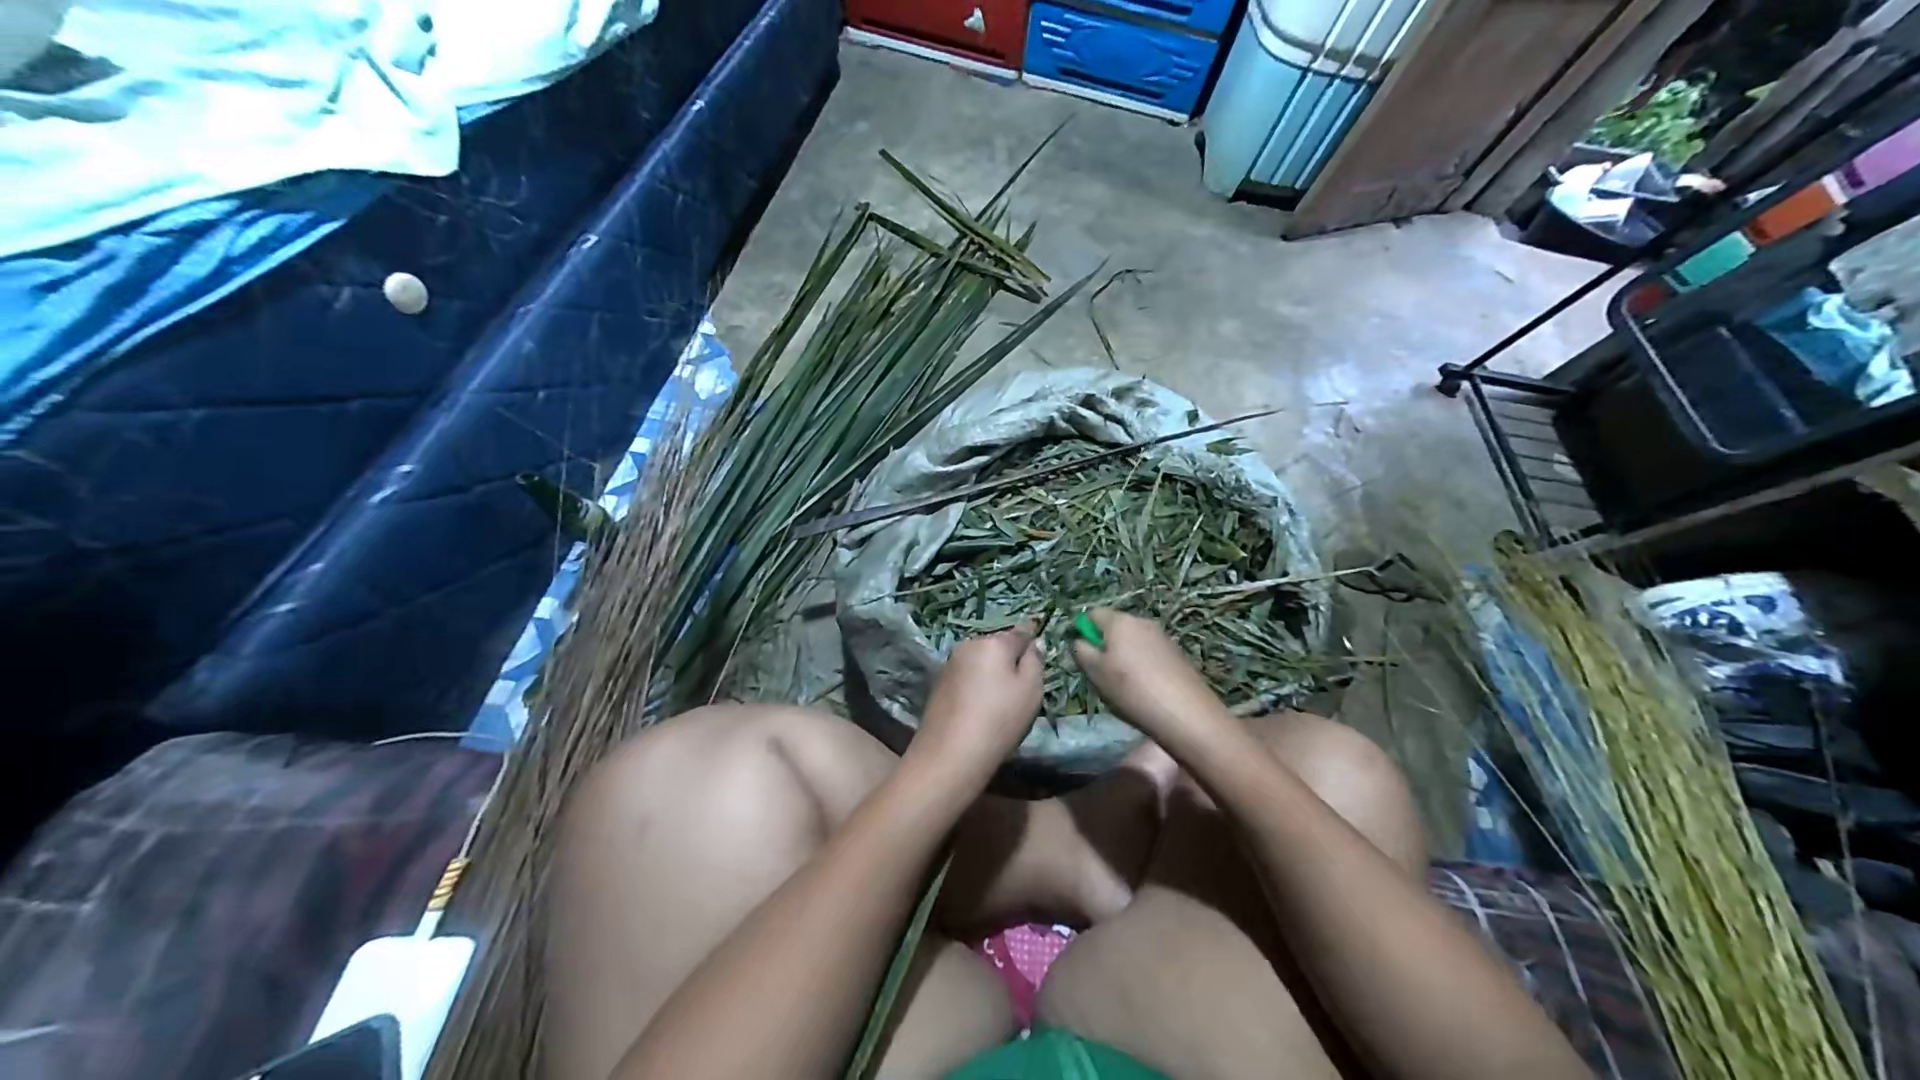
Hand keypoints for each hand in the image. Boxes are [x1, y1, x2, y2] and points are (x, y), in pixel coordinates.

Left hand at [913, 624, 1043, 783]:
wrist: (951, 752)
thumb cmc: (1000, 718)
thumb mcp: (1031, 690)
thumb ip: (1035, 661)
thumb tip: (1034, 642)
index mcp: (994, 643)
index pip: (1020, 631)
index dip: (1031, 633)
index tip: (1037, 630)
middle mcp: (969, 645)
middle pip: (997, 644)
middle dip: (1009, 654)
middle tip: (1022, 677)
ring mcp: (951, 664)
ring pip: (980, 659)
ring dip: (991, 669)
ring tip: (1002, 693)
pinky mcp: (939, 683)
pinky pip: (967, 674)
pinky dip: (976, 681)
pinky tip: (981, 702)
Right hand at [1071, 609, 1236, 756]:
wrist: (1185, 713)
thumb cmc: (1131, 689)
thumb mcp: (1095, 672)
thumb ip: (1081, 651)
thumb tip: (1081, 641)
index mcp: (1120, 621)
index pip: (1093, 613)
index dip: (1084, 631)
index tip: (1084, 655)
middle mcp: (1143, 622)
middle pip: (1115, 627)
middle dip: (1106, 645)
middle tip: (1102, 674)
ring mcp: (1163, 637)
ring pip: (1133, 641)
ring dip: (1125, 657)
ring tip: (1125, 686)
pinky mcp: (1177, 654)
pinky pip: (1150, 653)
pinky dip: (1143, 666)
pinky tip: (1146, 689)